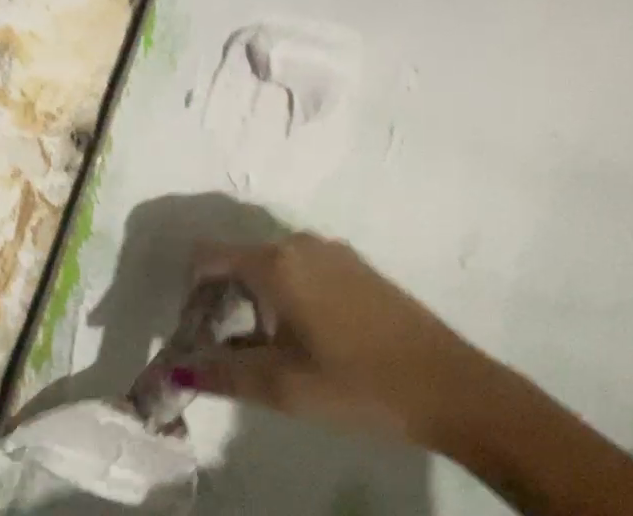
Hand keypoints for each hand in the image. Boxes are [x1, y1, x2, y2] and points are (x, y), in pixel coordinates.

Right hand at [183, 232, 501, 450]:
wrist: (455, 390)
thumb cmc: (359, 385)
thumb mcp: (283, 388)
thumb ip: (222, 374)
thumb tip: (176, 370)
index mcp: (274, 262)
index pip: (206, 256)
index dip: (190, 290)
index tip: (196, 328)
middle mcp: (298, 243)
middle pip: (237, 258)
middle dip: (222, 297)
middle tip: (228, 345)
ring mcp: (332, 251)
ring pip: (270, 264)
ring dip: (256, 297)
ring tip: (269, 346)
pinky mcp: (357, 266)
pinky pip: (301, 268)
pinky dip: (287, 293)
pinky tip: (308, 337)